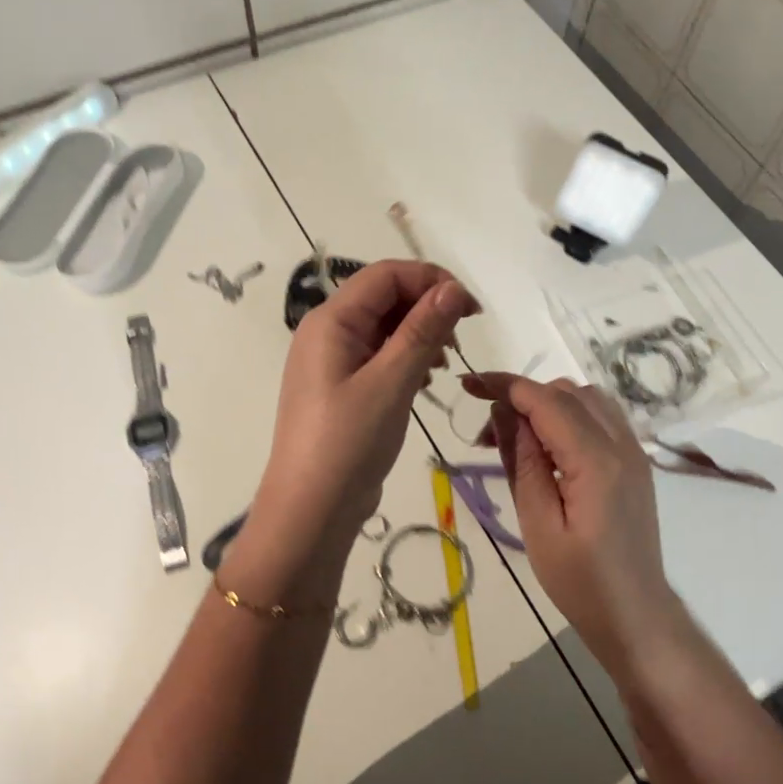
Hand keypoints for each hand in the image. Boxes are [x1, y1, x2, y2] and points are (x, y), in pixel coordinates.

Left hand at [251, 260, 477, 556]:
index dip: (432, 281)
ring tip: (443, 365)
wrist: (311, 508)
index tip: (471, 310)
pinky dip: (406, 359)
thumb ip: (422, 331)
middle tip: (461, 339)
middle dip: (427, 308)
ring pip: (383, 328)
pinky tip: (424, 382)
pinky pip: (377, 356)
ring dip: (419, 335)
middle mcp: (327, 333)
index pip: (386, 275)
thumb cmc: (348, 441)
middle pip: (384, 297)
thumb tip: (452, 289)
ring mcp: (332, 362)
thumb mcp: (392, 382)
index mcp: (331, 321)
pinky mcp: (341, 389)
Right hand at [462, 373, 681, 673]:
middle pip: (567, 392)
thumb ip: (523, 462)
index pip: (546, 400)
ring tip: (514, 438)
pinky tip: (547, 447)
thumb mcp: (538, 524)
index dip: (505, 385)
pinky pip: (601, 417)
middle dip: (523, 397)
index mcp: (596, 461)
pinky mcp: (634, 463)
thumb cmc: (580, 582)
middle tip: (485, 434)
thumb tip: (504, 412)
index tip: (468, 384)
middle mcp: (621, 445)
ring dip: (547, 404)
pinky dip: (569, 416)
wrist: (634, 614)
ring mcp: (633, 452)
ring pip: (587, 398)